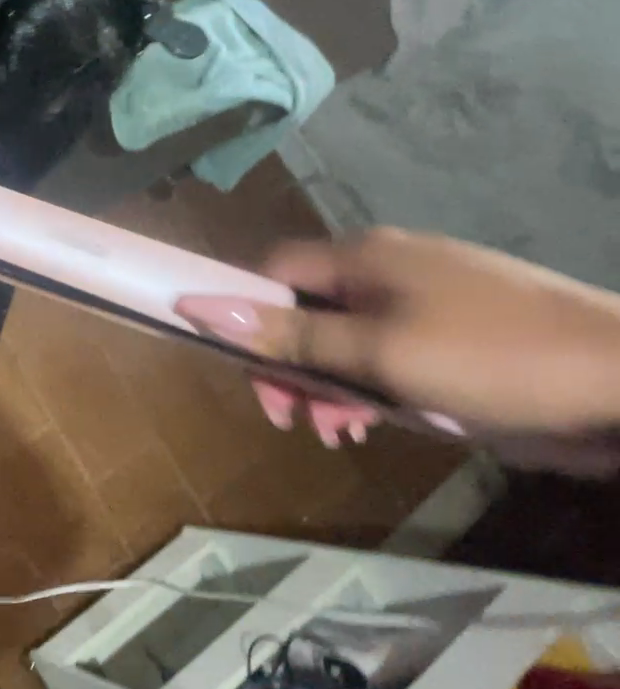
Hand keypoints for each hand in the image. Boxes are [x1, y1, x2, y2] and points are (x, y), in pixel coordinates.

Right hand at [175, 228, 619, 443]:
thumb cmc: (495, 360)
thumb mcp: (377, 353)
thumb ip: (286, 333)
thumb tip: (193, 305)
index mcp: (364, 256)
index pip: (269, 271)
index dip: (243, 315)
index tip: (246, 369)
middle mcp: (388, 268)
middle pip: (302, 309)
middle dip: (289, 366)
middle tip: (291, 416)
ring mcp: (428, 299)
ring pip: (343, 338)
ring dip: (327, 385)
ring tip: (340, 432)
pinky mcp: (459, 334)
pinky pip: (386, 353)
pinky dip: (370, 387)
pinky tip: (377, 424)